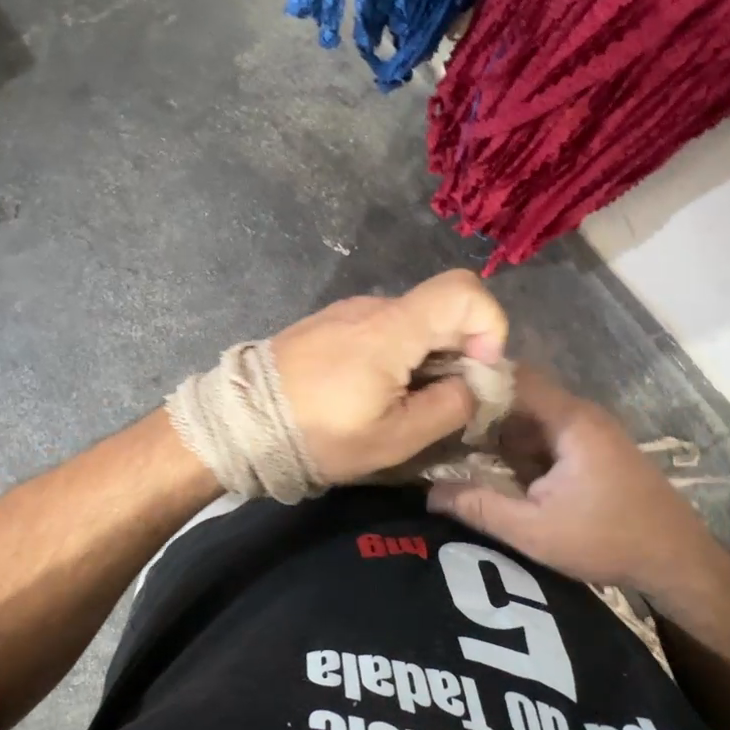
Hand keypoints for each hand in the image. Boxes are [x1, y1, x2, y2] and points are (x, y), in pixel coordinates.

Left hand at [270, 270, 507, 483]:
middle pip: (439, 310)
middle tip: (441, 401)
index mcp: (392, 327)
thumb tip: (473, 384)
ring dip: (423, 357)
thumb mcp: (394, 438)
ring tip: (398, 404)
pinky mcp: (324, 324)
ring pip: (409, 322)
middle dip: (458, 351)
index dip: (489, 325)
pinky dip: (392, 355)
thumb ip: (448, 406)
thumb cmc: (319, 434)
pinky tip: (367, 393)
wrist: (240, 422)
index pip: (464, 290)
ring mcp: (343, 312)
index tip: (477, 370)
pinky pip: (378, 329)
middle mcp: (370, 307)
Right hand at [426, 364, 722, 595]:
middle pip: (519, 394)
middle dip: (479, 408)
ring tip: (454, 443)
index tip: (437, 393)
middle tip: (437, 423)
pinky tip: (494, 465)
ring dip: (498, 429)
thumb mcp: (533, 531)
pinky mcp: (594, 450)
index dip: (474, 380)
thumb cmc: (608, 541)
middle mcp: (581, 415)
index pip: (513, 376)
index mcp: (570, 420)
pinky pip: (546, 433)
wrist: (679, 563)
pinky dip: (519, 444)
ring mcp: (591, 431)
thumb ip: (478, 507)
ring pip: (531, 415)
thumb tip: (427, 492)